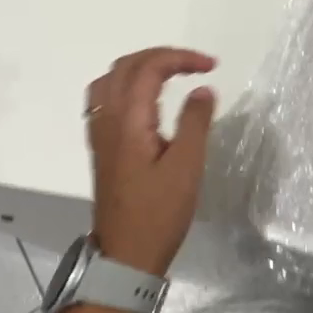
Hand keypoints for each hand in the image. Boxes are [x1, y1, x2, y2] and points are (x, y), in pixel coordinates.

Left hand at [85, 47, 217, 275]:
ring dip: (141, 67)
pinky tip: (147, 98)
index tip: (212, 67)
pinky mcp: (103, 148)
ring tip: (172, 73)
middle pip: (125, 66)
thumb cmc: (159, 213)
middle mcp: (107, 121)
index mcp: (128, 122)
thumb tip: (203, 89)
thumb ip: (195, 122)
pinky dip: (128, 84)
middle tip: (195, 64)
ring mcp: (100, 135)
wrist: (126, 256)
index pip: (148, 68)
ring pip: (110, 80)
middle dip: (162, 55)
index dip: (181, 57)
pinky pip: (105, 98)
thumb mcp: (187, 166)